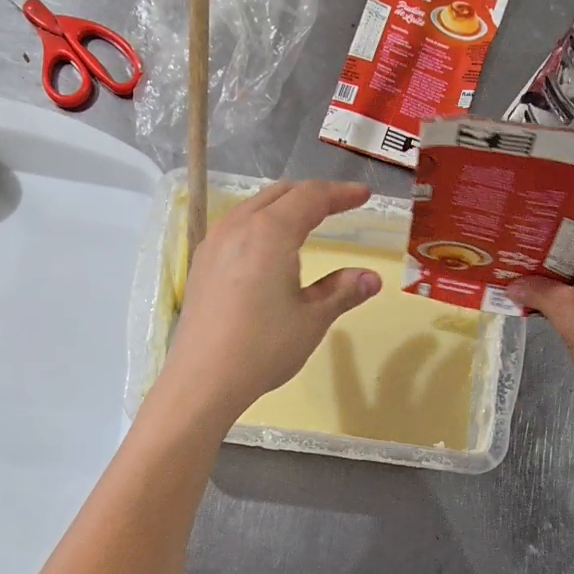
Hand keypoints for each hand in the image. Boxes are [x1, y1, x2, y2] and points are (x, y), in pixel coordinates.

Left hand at [156, 180, 382, 422]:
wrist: (203, 379)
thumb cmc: (264, 348)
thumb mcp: (312, 320)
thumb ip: (342, 291)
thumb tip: (371, 278)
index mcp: (270, 232)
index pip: (310, 197)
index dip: (340, 193)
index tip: (363, 196)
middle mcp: (238, 226)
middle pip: (279, 194)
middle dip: (312, 195)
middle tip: (339, 205)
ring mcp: (214, 244)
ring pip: (253, 208)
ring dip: (283, 208)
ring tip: (306, 223)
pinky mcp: (201, 265)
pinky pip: (235, 228)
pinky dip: (260, 226)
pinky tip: (268, 251)